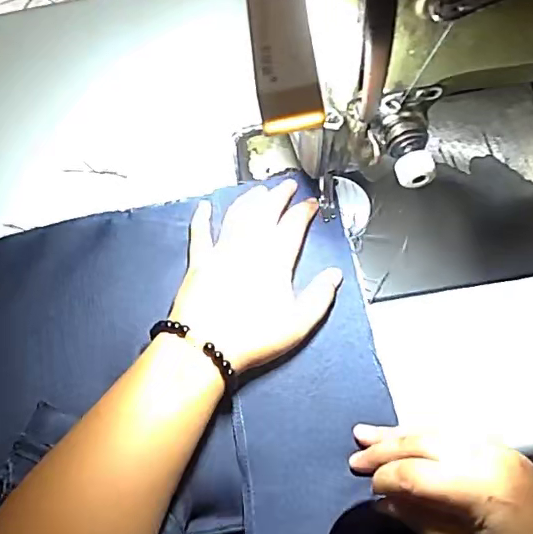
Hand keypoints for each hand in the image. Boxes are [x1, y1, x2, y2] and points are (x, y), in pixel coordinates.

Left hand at [168, 181, 342, 373]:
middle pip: (266, 211)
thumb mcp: (298, 323)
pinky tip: (205, 208)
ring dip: (249, 200)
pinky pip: (200, 233)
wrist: (206, 347)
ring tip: (258, 191)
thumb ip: (320, 297)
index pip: (294, 225)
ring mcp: (221, 251)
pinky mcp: (198, 262)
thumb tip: (334, 276)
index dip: (304, 211)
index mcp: (276, 259)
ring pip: (237, 215)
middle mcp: (249, 247)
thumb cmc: (253, 337)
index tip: (310, 204)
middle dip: (279, 195)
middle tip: (287, 186)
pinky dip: (202, 218)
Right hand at [349, 425, 532, 533]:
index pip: (418, 472)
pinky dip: (429, 437)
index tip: (364, 492)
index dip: (386, 480)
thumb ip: (427, 527)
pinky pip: (458, 436)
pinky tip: (410, 438)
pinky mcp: (508, 455)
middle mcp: (492, 457)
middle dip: (387, 449)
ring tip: (367, 435)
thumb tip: (386, 503)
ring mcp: (503, 451)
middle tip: (353, 457)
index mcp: (485, 487)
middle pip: (427, 442)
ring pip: (441, 432)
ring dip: (404, 435)